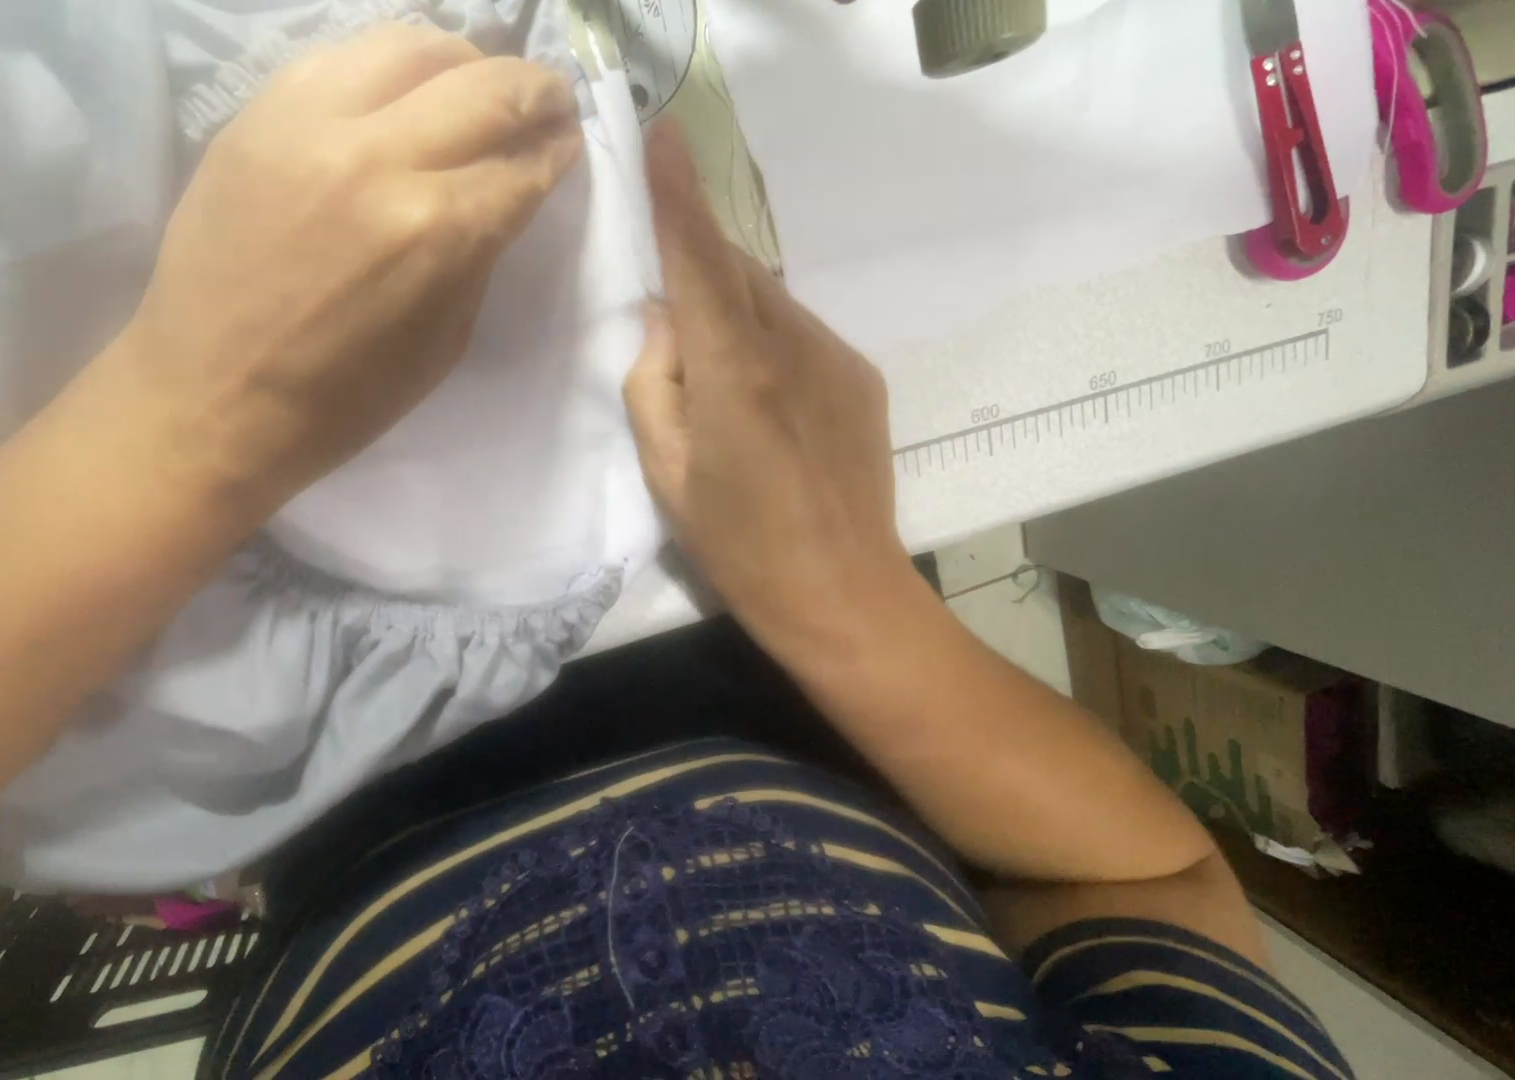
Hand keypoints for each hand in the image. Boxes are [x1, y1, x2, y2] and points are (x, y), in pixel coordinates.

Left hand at [104, 24, 581, 520]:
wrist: (211, 399)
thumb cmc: (342, 401)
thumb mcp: (444, 344)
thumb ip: (480, 255)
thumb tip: (503, 193)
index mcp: (436, 232)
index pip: (523, 165)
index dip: (559, 152)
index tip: (569, 145)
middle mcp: (379, 156)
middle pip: (486, 86)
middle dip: (536, 90)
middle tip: (550, 101)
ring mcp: (307, 122)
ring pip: (412, 44)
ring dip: (465, 60)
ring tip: (478, 83)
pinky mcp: (255, 114)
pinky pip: (341, 56)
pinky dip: (391, 65)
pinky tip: (403, 90)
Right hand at [624, 126, 921, 658]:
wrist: (843, 593)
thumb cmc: (739, 547)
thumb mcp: (667, 474)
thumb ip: (653, 386)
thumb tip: (663, 323)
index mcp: (733, 371)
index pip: (696, 261)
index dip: (676, 196)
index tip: (663, 136)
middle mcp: (790, 346)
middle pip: (734, 270)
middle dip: (696, 260)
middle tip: (670, 303)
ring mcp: (835, 357)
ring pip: (767, 301)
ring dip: (731, 311)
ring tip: (717, 379)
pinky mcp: (861, 378)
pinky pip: (799, 332)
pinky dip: (766, 340)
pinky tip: (761, 400)